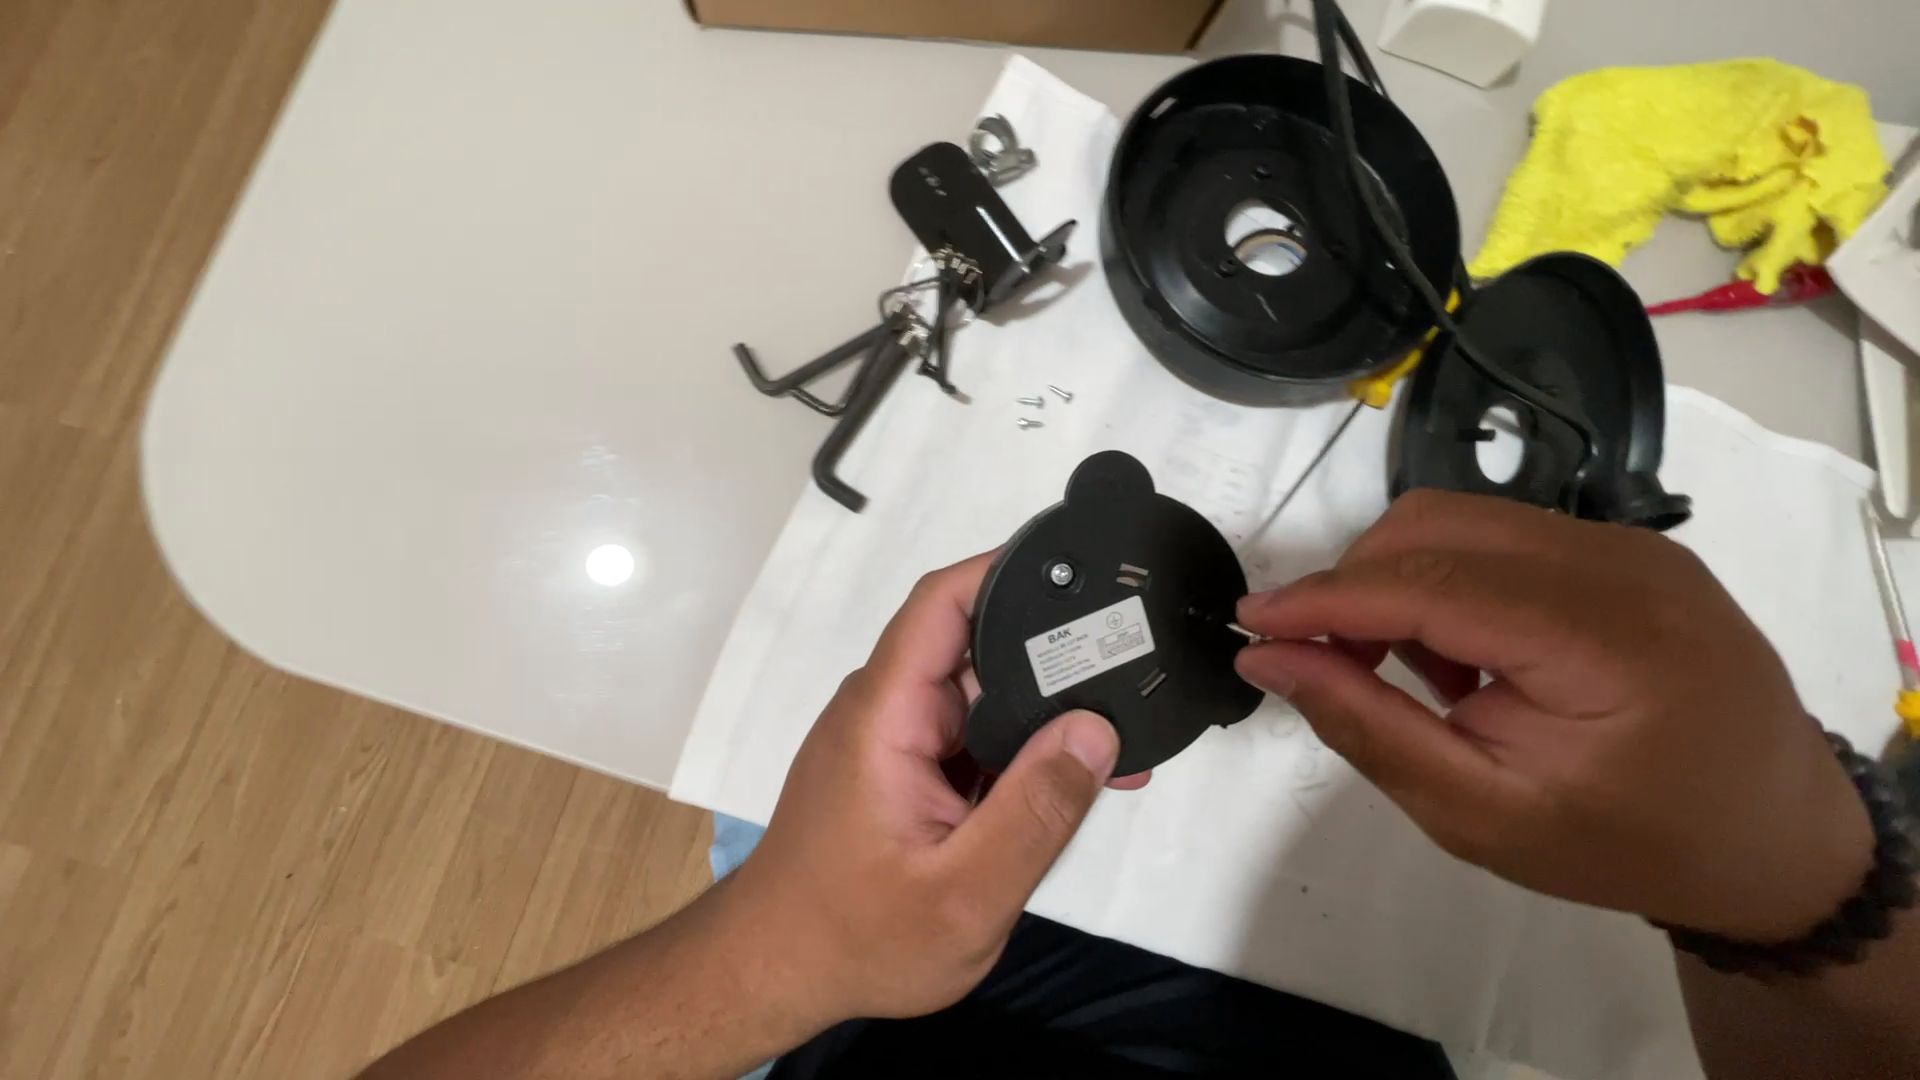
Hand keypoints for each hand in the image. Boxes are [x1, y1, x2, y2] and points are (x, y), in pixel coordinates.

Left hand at [722, 552, 1134, 1029]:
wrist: (780, 970)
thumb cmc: (855, 939)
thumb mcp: (962, 895)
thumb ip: (1034, 813)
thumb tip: (1094, 730)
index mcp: (885, 714)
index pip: (940, 603)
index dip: (1002, 568)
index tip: (1074, 564)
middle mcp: (888, 707)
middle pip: (973, 644)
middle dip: (1049, 647)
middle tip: (1125, 658)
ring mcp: (897, 735)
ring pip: (981, 694)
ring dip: (1041, 707)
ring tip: (1119, 726)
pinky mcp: (907, 763)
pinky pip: (973, 733)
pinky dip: (1020, 747)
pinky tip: (1073, 770)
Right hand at [1235, 491, 1873, 942]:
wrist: (1773, 841)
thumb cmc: (1623, 843)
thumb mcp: (1476, 812)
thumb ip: (1363, 725)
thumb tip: (1265, 656)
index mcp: (1607, 639)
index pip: (1427, 584)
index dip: (1323, 597)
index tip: (1248, 621)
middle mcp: (1622, 565)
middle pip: (1430, 527)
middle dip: (1352, 585)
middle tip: (1327, 660)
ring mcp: (1627, 546)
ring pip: (1450, 519)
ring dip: (1390, 578)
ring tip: (1396, 662)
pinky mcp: (1619, 549)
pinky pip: (1487, 532)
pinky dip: (1435, 578)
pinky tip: (1454, 649)